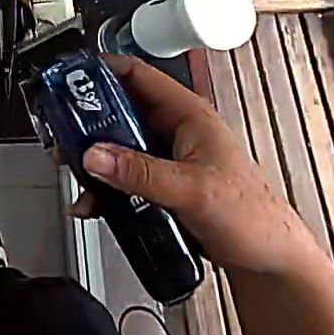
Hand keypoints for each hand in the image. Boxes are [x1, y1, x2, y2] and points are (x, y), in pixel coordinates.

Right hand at [75, 55, 320, 276]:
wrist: (270, 264)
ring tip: (73, 170)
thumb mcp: (192, 189)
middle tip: (63, 132)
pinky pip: (122, 176)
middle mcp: (173, 130)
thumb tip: (94, 154)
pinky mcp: (160, 184)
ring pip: (117, 145)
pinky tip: (92, 203)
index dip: (103, 70)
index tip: (72, 78)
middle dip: (88, 121)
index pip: (138, 75)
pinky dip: (104, 187)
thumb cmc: (253, 218)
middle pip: (120, 110)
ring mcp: (165, 157)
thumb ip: (140, 172)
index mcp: (187, 114)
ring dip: (93, 158)